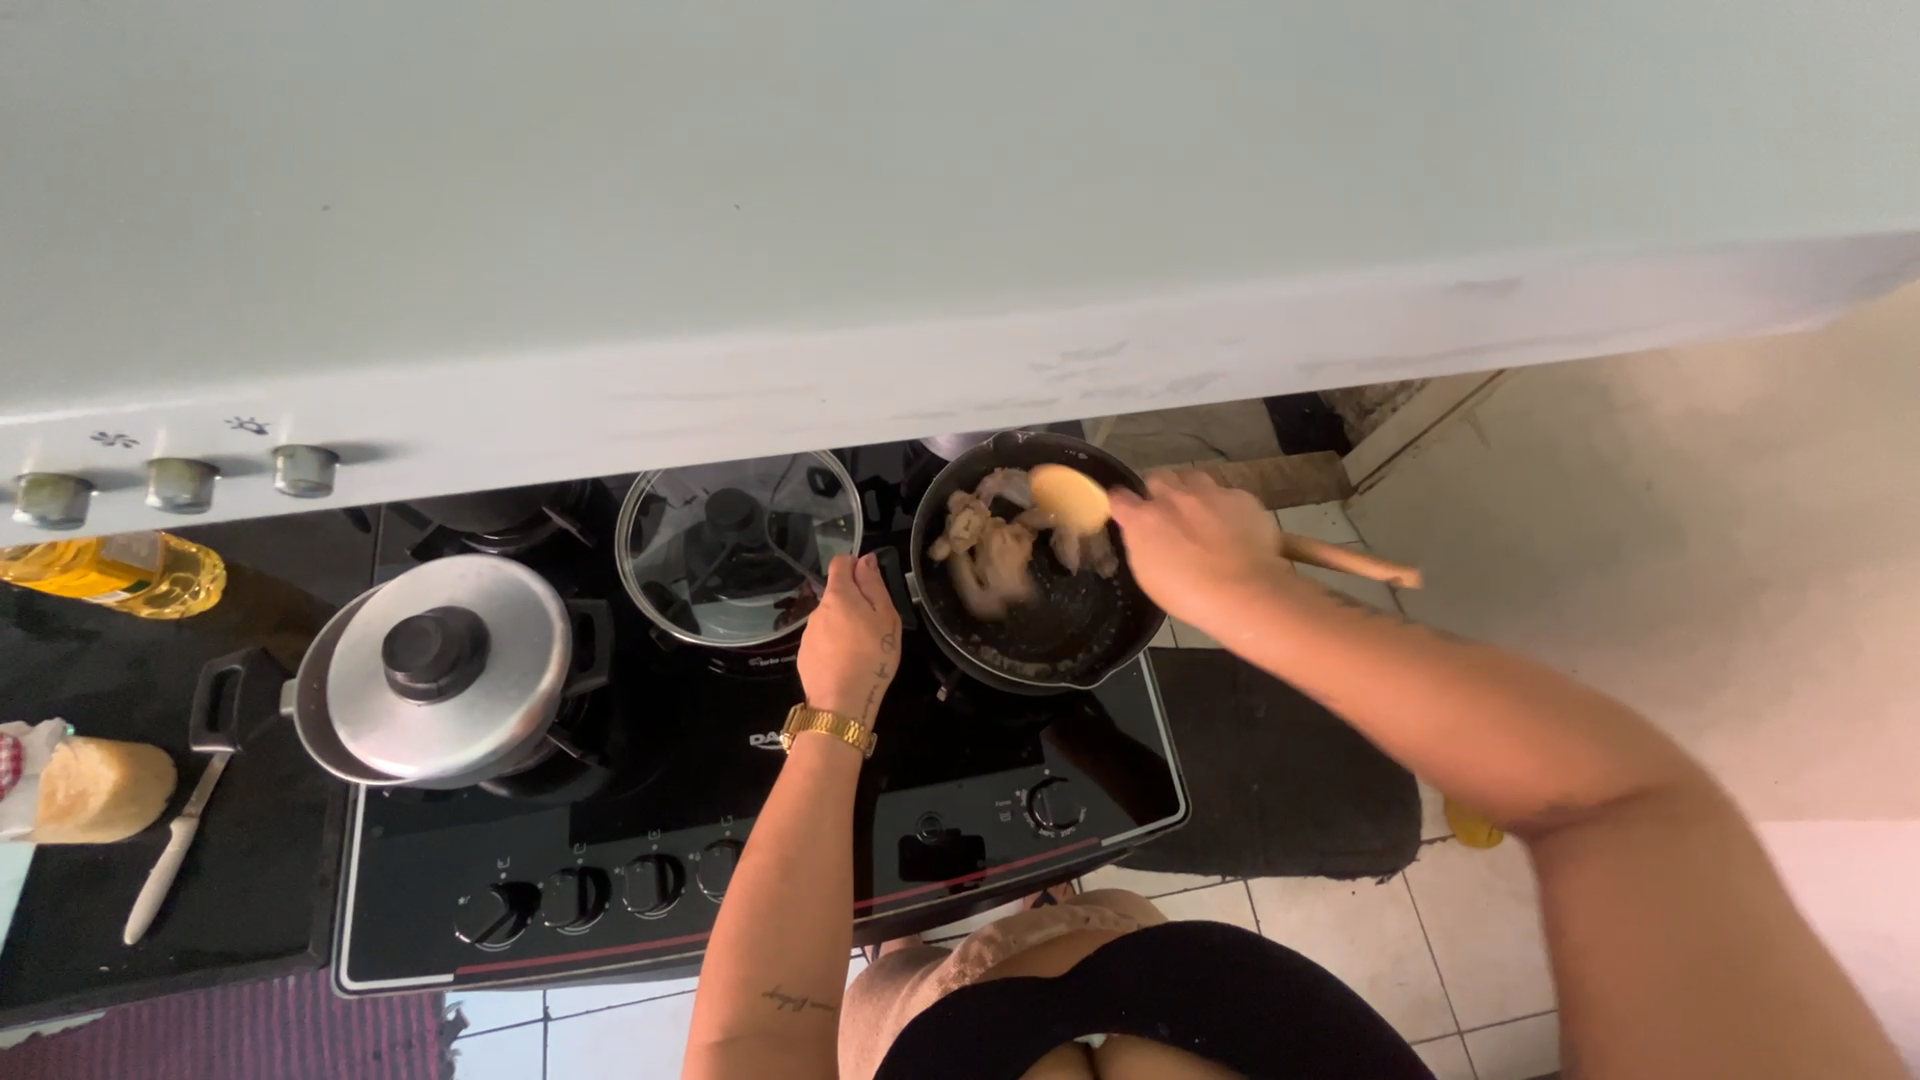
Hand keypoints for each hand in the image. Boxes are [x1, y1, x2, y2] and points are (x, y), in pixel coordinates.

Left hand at [797, 552, 902, 724]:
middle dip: (853, 601)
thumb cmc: (872, 655)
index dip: (856, 566)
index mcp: (839, 595)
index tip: (870, 583)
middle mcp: (817, 609)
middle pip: (836, 593)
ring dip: (842, 625)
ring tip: (861, 648)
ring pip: (829, 618)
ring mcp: (808, 633)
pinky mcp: (804, 655)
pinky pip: (822, 641)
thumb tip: (864, 560)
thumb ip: (874, 585)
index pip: (840, 562)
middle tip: (874, 625)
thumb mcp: (886, 617)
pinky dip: (833, 645)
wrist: (841, 702)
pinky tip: (845, 663)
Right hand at [1108, 469, 1286, 629]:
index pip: (1120, 497)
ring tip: (1200, 512)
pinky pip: (1227, 494)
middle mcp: (1174, 498)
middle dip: (1159, 491)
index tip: (1126, 512)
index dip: (1122, 503)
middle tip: (1168, 513)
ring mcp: (1210, 494)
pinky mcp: (1241, 498)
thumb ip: (1141, 544)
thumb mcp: (1147, 575)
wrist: (1243, 592)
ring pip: (1192, 477)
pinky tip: (1233, 527)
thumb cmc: (1188, 594)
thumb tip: (1143, 534)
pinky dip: (1225, 506)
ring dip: (1190, 491)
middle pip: (1158, 477)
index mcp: (1144, 519)